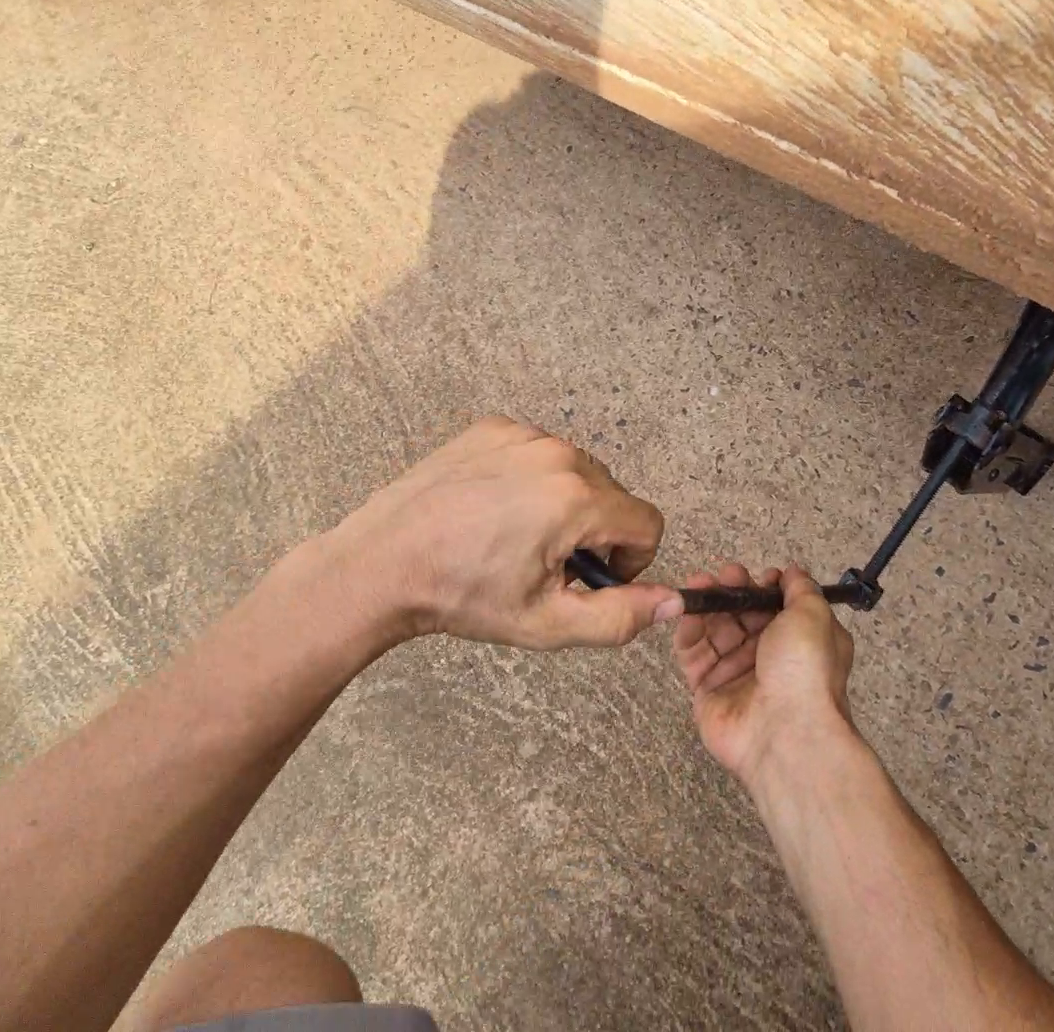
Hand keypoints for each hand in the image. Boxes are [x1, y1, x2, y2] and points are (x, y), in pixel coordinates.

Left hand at [320, 417, 681, 648]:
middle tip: (548, 564)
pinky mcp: (495, 428)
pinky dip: (536, 482)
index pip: (647, 523)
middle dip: (597, 534)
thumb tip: (673, 602)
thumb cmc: (460, 596)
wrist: (380, 565)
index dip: (630, 560)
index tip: (590, 578)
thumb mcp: (547, 624)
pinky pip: (544, 453)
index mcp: (576, 500)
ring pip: (582, 474)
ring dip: (569, 506)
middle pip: (615, 497)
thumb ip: (622, 616)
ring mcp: (523, 435)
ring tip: (519, 537)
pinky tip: (498, 510)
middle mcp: (557, 454)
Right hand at [672, 564, 855, 783]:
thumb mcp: (813, 615)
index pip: (779, 608)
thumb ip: (801, 588)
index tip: (761, 575)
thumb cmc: (804, 668)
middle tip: (725, 573)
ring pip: (716, 631)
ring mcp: (738, 674)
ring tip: (698, 582)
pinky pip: (693, 656)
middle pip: (744, 616)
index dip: (767, 588)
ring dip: (708, 604)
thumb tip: (791, 571)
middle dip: (734, 591)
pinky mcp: (708, 690)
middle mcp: (771, 657)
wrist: (784, 730)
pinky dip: (688, 632)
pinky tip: (686, 610)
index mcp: (802, 641)